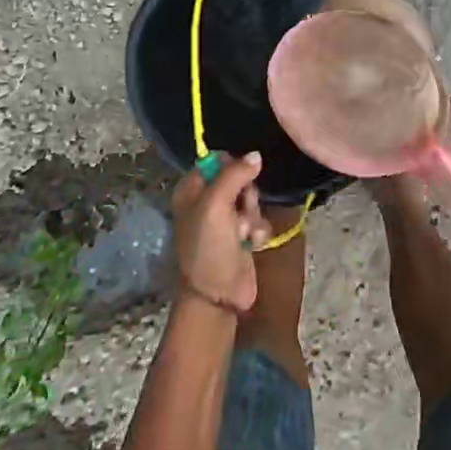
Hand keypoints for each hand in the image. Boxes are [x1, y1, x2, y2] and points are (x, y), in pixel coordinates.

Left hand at [170, 151, 271, 311]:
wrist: (219, 295)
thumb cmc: (209, 246)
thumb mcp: (216, 204)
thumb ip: (234, 174)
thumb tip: (256, 155)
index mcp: (192, 189)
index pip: (217, 160)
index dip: (233, 166)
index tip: (241, 177)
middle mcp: (207, 201)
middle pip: (240, 179)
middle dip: (247, 195)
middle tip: (241, 211)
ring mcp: (225, 220)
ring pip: (252, 200)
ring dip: (253, 216)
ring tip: (244, 233)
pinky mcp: (242, 236)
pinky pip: (259, 220)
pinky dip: (258, 231)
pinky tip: (253, 243)